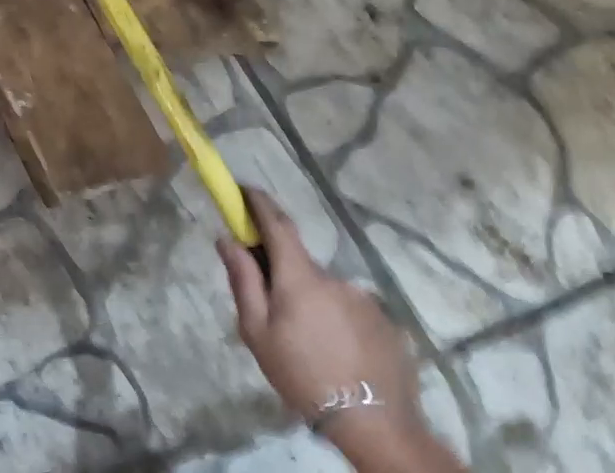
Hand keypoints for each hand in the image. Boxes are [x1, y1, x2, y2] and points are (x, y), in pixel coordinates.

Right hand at [218, 189, 423, 447]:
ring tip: (306, 344)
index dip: (260, 204)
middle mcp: (337, 281)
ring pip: (326, 292)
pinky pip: (350, 312)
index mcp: (301, 279)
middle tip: (271, 311)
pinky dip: (335, 322)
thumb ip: (243, 280)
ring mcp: (367, 304)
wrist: (376, 425)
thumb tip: (228, 239)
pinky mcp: (388, 326)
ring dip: (311, 304)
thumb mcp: (256, 330)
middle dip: (282, 277)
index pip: (278, 226)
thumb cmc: (302, 374)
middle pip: (300, 266)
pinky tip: (333, 353)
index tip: (243, 189)